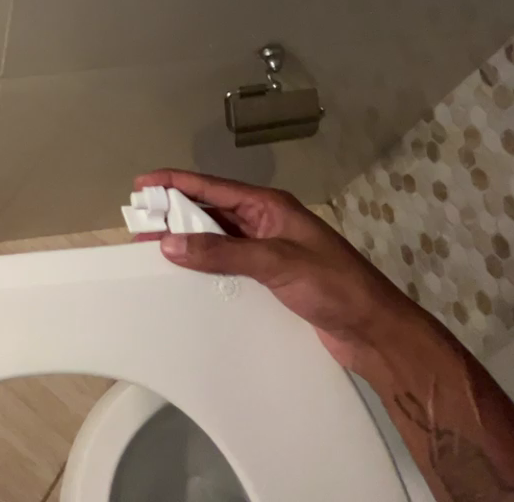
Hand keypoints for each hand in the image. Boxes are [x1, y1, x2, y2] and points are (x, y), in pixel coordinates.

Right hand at [133, 169, 430, 370]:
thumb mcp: (275, 263)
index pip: (210, 187)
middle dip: (173, 213)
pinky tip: (185, 273)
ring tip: (151, 248)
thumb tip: (170, 243)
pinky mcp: (269, 276)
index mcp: (268, 205)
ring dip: (186, 240)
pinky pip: (226, 261)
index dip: (173, 183)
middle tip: (138, 223)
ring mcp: (267, 248)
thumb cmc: (333, 286)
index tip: (141, 185)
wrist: (376, 331)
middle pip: (209, 210)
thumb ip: (221, 253)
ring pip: (216, 237)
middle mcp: (264, 221)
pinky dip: (203, 263)